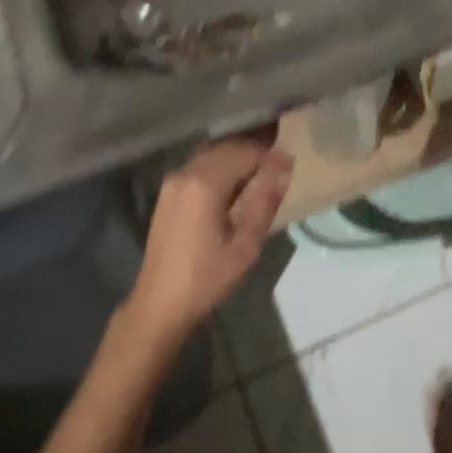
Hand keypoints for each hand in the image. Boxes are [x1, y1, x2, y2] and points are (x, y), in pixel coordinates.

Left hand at [126, 138, 292, 340]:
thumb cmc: (207, 278)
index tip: (291, 168)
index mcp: (204, 183)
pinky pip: (199, 168)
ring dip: (237, 161)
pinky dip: (220, 170)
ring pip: (212, 156)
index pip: (245, 152)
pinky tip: (234, 192)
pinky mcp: (167, 193)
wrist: (160, 302)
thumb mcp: (245, 245)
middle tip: (279, 172)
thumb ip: (265, 201)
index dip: (271, 156)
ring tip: (261, 181)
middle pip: (227, 149)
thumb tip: (284, 167)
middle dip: (254, 155)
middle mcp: (185, 173)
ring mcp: (172, 181)